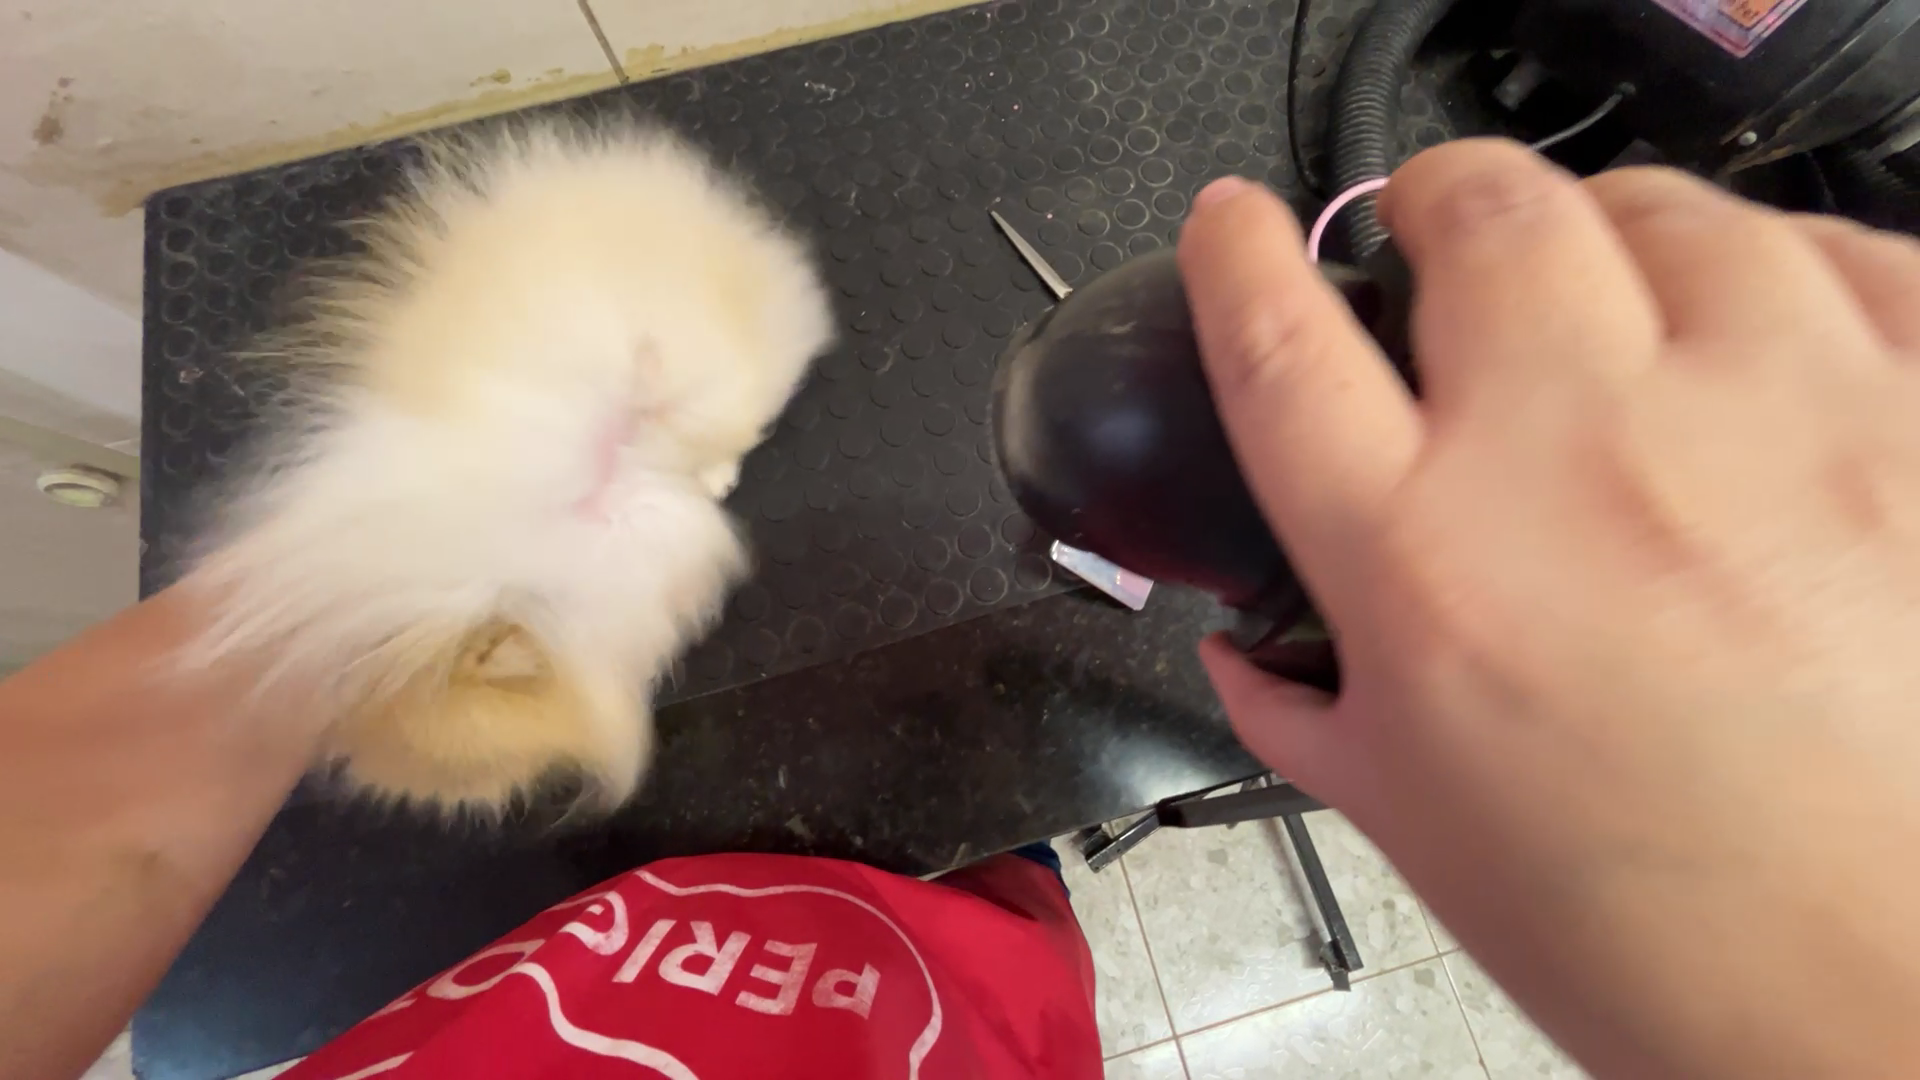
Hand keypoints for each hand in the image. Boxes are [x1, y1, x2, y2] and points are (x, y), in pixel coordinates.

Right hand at [1178, 140, 1919, 1079]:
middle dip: (1428, 193)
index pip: (1279, 348)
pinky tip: (1742, 326)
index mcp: (1413, 558)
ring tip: (1579, 280)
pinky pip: (1852, 256)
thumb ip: (1275, 697)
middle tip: (1417, 225)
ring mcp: (1779, 427)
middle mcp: (1576, 462)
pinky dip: (1767, 263)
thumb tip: (1230, 647)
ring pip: (1662, 210)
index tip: (1222, 221)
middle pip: (1481, 217)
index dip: (1235, 259)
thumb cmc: (1609, 911)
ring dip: (1589, 224)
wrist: (1883, 1015)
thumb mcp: (1379, 795)